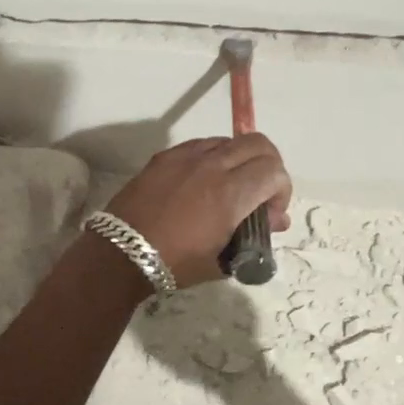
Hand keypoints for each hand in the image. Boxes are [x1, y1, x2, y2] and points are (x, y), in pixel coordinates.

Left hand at [105, 133, 291, 286]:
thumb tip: (275, 220)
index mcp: (230, 193)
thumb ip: (254, 236)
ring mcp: (186, 156)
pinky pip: (201, 144)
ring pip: (229, 141)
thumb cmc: (175, 263)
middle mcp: (212, 165)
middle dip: (269, 166)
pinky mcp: (165, 156)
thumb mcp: (222, 259)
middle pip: (259, 144)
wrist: (121, 253)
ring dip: (241, 159)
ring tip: (231, 186)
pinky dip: (214, 157)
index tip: (270, 212)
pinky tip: (203, 181)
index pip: (275, 171)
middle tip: (261, 192)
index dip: (282, 190)